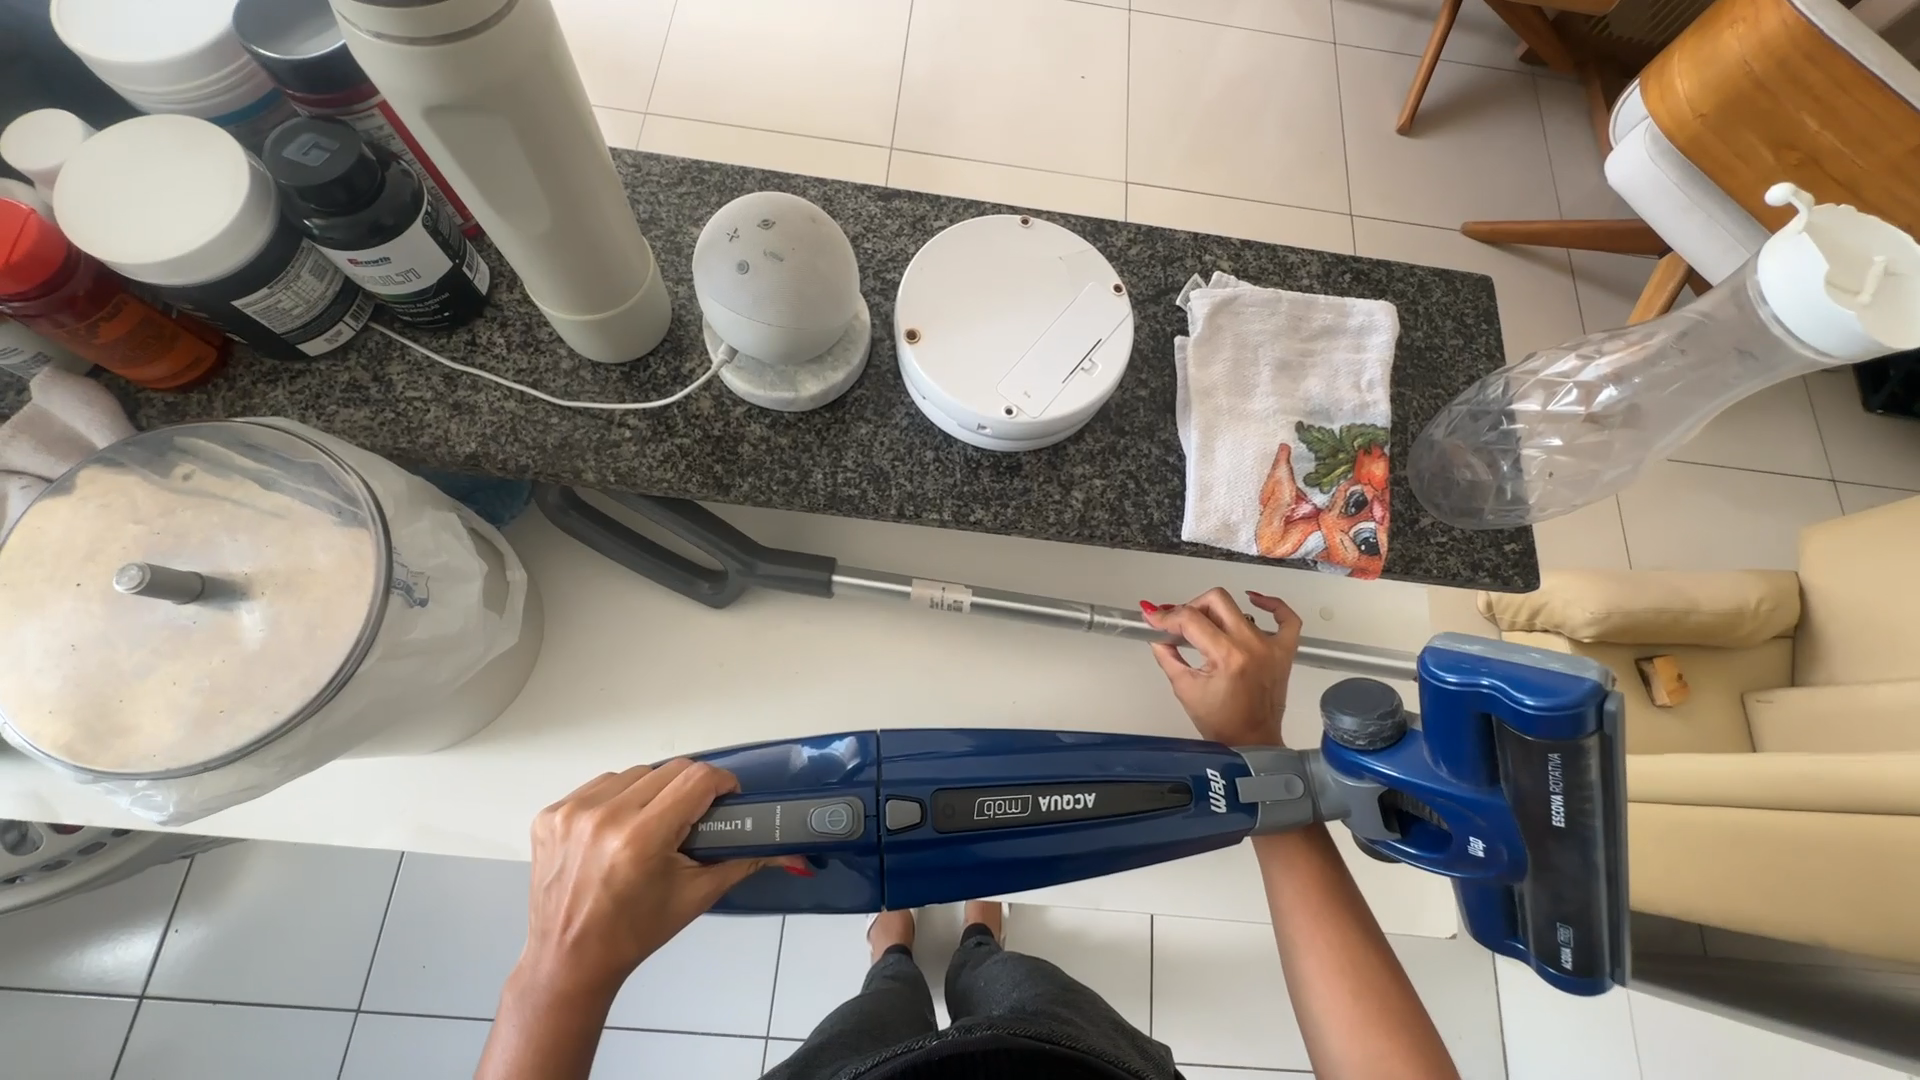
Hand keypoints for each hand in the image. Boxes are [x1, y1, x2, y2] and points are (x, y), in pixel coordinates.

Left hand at [519, 760, 789, 997]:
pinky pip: (602, 784)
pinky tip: (621, 827)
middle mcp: (604, 818)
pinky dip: (619, 798)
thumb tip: (792, 851)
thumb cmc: (637, 932)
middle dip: (690, 789)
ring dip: (653, 791)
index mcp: (641, 839)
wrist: (570, 961)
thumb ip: (745, 860)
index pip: (698, 779)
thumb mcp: (697, 894)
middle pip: (670, 770)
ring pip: (637, 773)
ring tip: (655, 823)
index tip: (727, 797)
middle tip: (694, 816)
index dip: (721, 783)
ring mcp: (571, 814)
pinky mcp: (550, 815)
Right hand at [1142, 587, 1301, 746]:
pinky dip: (1272, 605)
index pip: (1190, 619)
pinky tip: (1255, 600)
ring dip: (1215, 611)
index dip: (1166, 616)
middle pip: (1215, 601)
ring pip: (1240, 607)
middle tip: (1179, 623)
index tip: (1153, 617)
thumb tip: (1157, 633)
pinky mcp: (1284, 651)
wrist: (1252, 742)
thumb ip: (1167, 655)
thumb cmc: (1222, 723)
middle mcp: (1252, 646)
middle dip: (1190, 608)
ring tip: (1204, 625)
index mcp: (1228, 656)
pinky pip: (1286, 618)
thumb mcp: (1184, 687)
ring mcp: (1271, 646)